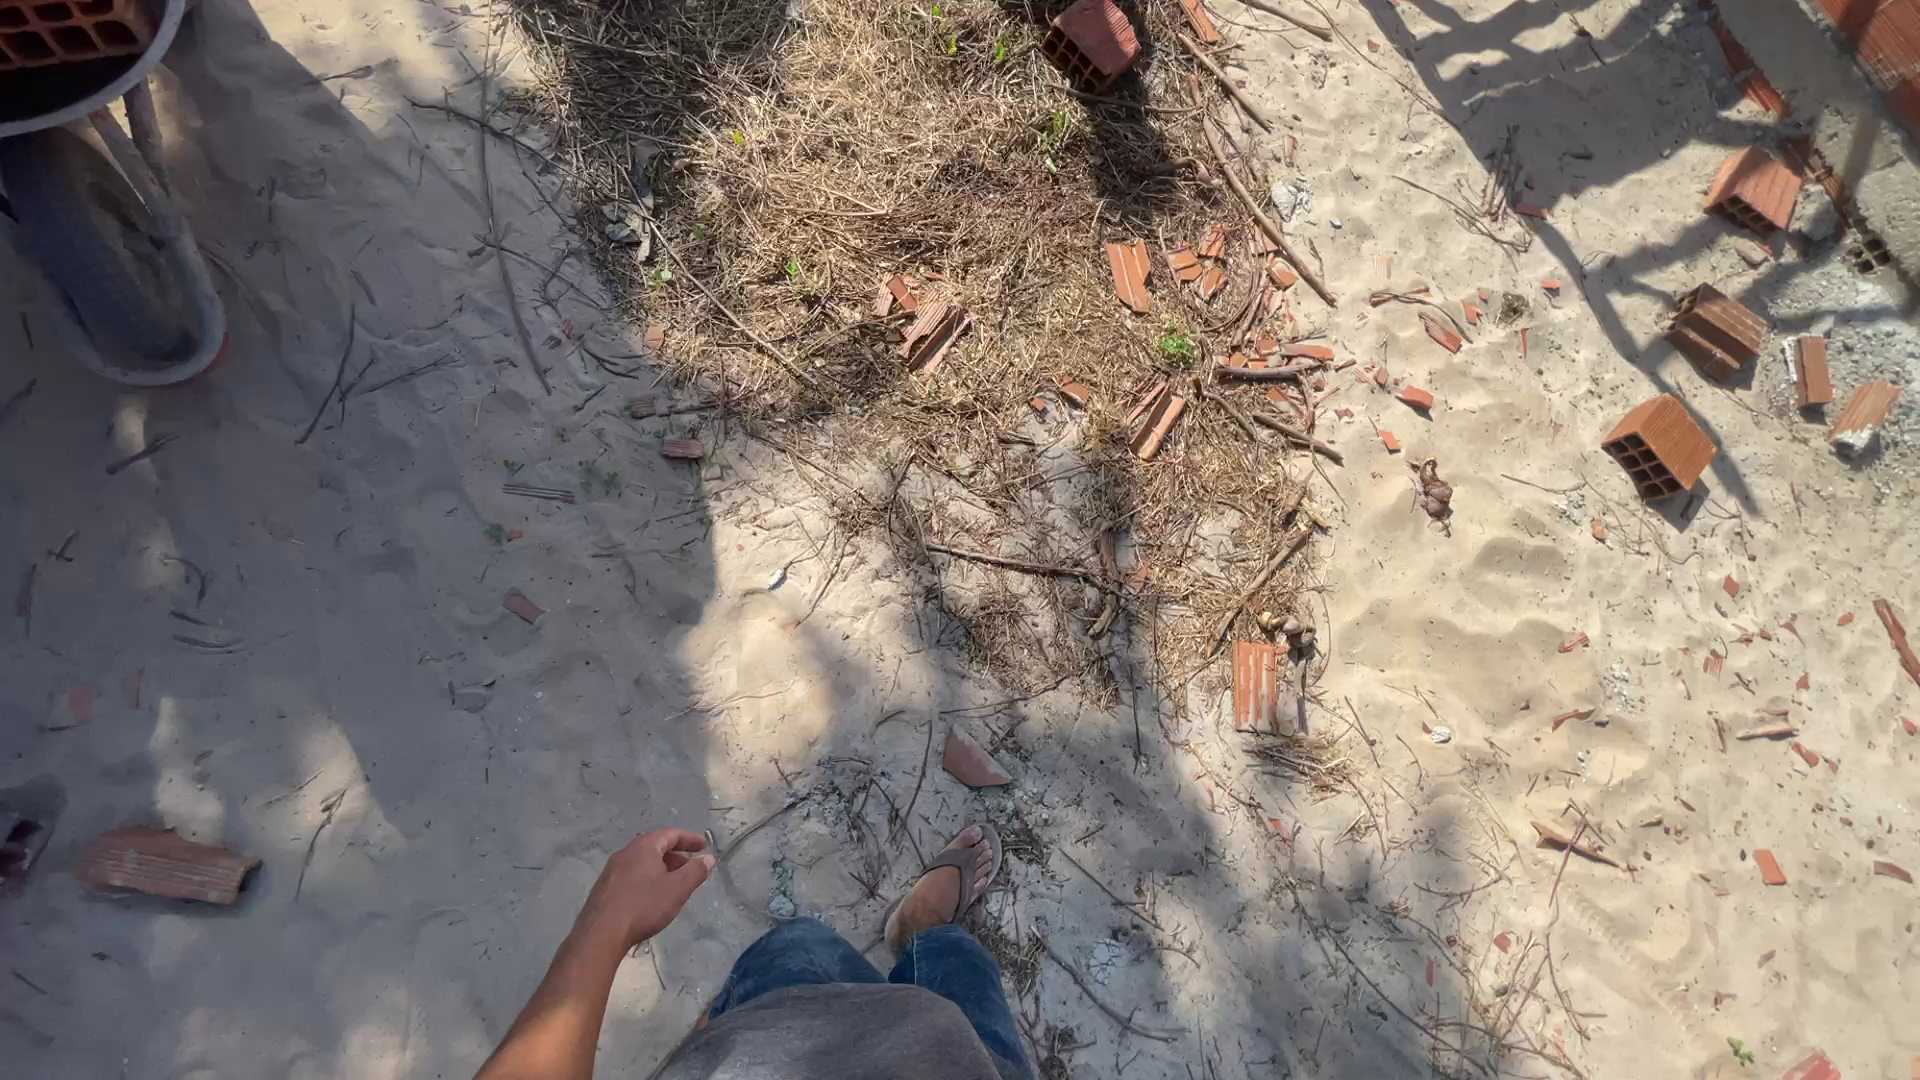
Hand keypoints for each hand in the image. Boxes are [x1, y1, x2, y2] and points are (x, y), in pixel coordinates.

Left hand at [576, 828, 714, 951]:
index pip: (671, 834)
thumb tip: (708, 859)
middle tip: (689, 867)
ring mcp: (610, 872)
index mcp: (644, 847)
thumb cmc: (643, 907)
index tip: (704, 846)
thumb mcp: (678, 889)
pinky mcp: (602, 891)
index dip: (690, 838)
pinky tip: (649, 898)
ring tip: (672, 885)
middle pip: (655, 847)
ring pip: (642, 863)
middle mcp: (625, 853)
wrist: (599, 937)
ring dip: (660, 869)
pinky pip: (630, 876)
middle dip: (675, 855)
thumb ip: (696, 871)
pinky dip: (646, 880)